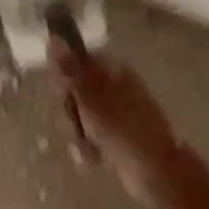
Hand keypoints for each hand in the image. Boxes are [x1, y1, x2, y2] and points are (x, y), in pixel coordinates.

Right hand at [49, 39, 182, 199]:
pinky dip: (91, 149)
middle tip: (78, 123)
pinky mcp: (121, 139)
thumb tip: (54, 38)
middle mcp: (119, 90)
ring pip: (84, 119)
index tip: (61, 93)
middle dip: (72, 112)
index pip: (80, 62)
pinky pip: (94, 139)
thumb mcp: (91, 97)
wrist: (154, 170)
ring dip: (81, 134)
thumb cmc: (122, 130)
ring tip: (89, 146)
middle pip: (79, 93)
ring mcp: (121, 115)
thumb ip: (71, 70)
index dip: (66, 77)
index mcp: (116, 72)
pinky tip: (96, 158)